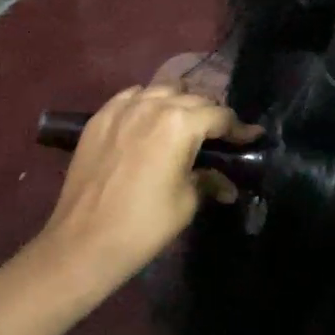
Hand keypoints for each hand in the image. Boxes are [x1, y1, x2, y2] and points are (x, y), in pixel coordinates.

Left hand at [41, 85, 260, 280]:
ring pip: (162, 90)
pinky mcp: (99, 118)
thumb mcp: (186, 203)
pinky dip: (145, 103)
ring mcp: (123, 108)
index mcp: (180, 123)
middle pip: (194, 99)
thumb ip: (208, 180)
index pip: (220, 116)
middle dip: (210, 116)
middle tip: (217, 138)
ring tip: (181, 126)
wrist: (82, 244)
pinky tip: (146, 122)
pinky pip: (131, 97)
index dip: (240, 128)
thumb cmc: (143, 225)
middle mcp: (154, 104)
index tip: (252, 137)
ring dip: (178, 104)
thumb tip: (226, 184)